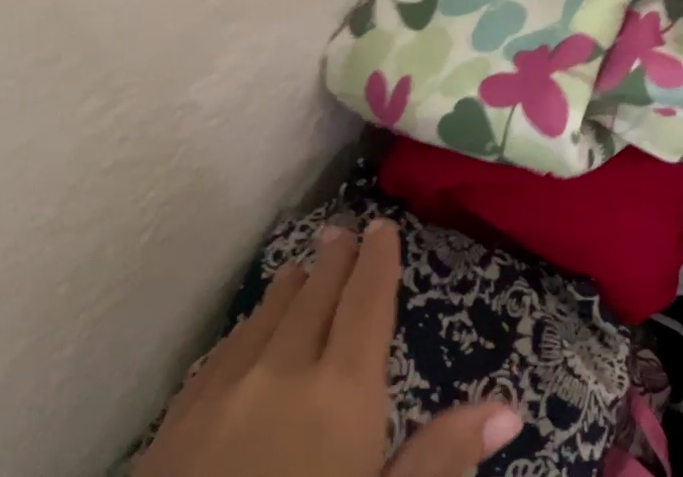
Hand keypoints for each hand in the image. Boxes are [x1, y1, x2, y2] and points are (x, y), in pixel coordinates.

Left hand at [136, 220, 523, 476]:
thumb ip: (441, 457)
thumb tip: (509, 408)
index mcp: (341, 394)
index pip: (366, 306)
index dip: (378, 264)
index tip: (382, 229)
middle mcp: (281, 376)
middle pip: (313, 301)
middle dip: (333, 264)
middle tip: (342, 231)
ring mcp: (220, 398)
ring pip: (262, 322)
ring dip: (287, 292)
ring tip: (299, 270)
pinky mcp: (173, 428)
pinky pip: (218, 357)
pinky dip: (243, 332)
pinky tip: (242, 338)